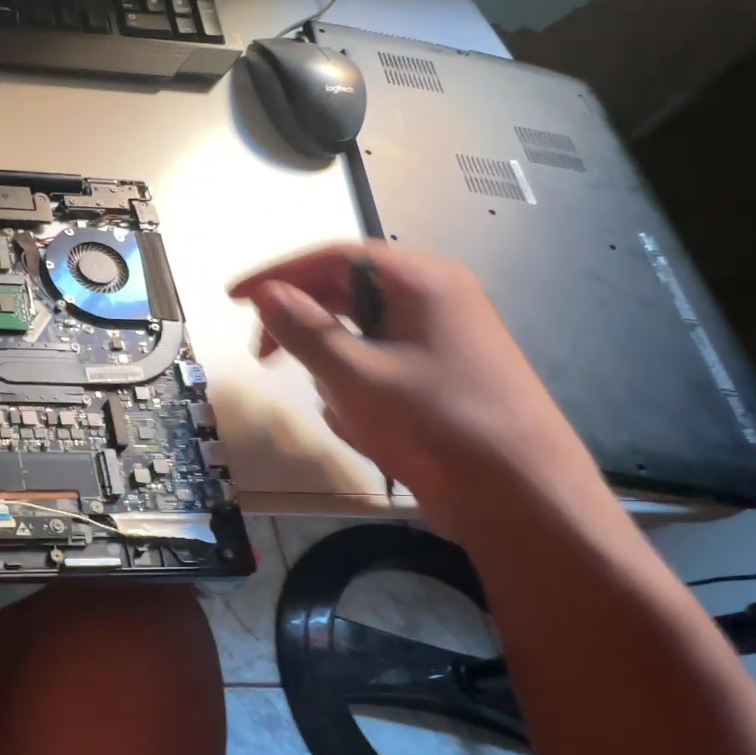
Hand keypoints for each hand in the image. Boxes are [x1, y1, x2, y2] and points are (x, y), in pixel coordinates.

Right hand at [228, 242, 595, 516]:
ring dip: (331, 363)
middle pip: (346, 290)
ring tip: (333, 403)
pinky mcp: (439, 375)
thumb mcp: (355, 376)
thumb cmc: (437, 425)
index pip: (334, 257)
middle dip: (302, 323)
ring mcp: (439, 338)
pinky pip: (377, 363)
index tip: (234, 299)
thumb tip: (264, 293)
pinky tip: (360, 422)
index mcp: (423, 283)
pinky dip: (354, 385)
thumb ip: (303, 330)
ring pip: (358, 332)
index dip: (278, 274)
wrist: (521, 497)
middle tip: (263, 355)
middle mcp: (434, 300)